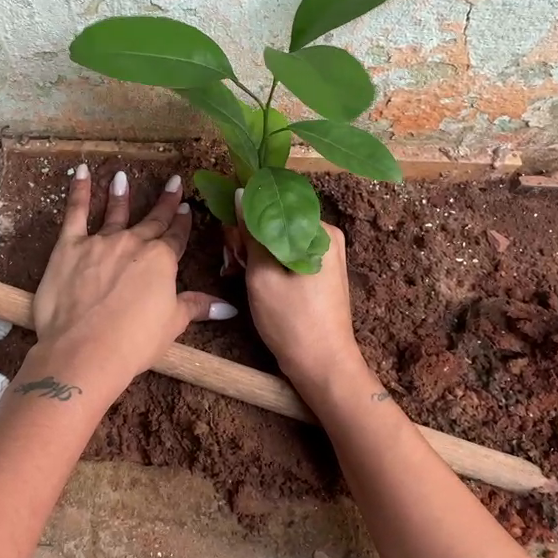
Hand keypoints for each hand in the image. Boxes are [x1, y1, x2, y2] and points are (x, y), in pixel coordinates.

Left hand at [29, 166, 234, 391]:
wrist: (85, 350)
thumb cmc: (133, 342)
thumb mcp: (172, 324)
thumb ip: (196, 307)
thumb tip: (229, 308)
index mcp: (161, 261)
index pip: (176, 236)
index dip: (182, 222)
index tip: (185, 207)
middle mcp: (133, 244)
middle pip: (151, 220)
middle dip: (163, 202)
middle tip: (172, 182)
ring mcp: (100, 242)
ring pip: (114, 212)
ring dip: (121, 194)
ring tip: (123, 176)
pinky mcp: (68, 247)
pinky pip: (75, 213)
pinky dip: (78, 191)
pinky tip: (82, 172)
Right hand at [238, 202, 367, 389]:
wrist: (322, 365)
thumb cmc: (291, 321)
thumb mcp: (262, 274)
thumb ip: (250, 232)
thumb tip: (242, 192)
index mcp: (320, 230)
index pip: (272, 205)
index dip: (245, 219)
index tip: (231, 244)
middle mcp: (327, 236)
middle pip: (275, 221)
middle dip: (248, 238)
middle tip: (232, 264)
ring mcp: (326, 255)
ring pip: (278, 240)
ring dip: (254, 254)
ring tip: (238, 275)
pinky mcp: (321, 272)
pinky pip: (287, 255)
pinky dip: (268, 265)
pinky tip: (253, 281)